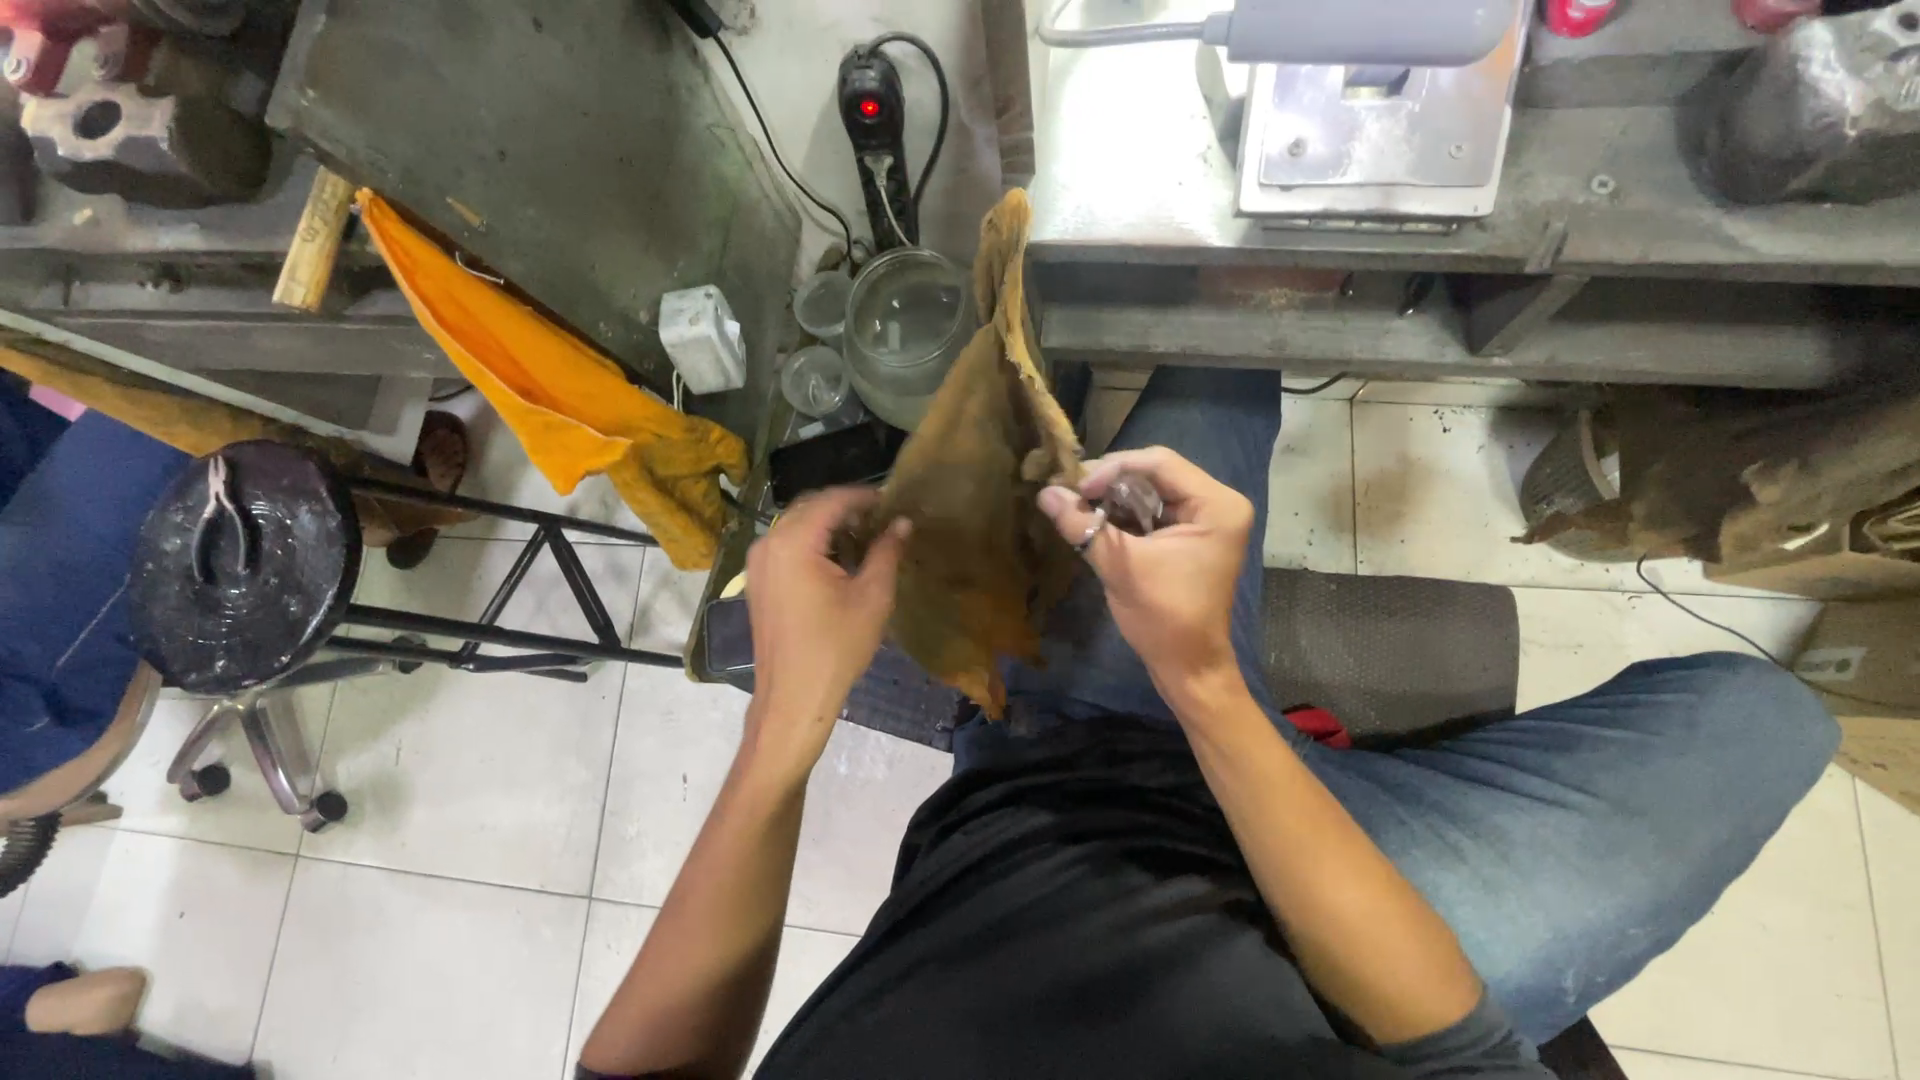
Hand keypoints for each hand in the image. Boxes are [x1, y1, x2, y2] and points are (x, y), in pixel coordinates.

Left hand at [743, 488, 909, 777]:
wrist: (794, 697)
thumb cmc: (837, 647)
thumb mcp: (872, 596)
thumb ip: (887, 551)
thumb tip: (902, 522)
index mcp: (794, 542)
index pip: (833, 500)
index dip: (865, 496)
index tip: (893, 501)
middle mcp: (769, 543)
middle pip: (810, 507)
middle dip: (846, 508)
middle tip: (881, 519)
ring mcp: (758, 563)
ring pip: (797, 525)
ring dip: (829, 525)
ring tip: (865, 540)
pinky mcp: (757, 582)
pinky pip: (786, 546)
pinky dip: (812, 543)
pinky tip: (838, 562)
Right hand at [1037, 447, 1251, 687]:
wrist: (1188, 666)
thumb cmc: (1164, 618)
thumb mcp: (1120, 567)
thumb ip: (1083, 526)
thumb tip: (1043, 493)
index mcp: (1216, 504)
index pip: (1159, 462)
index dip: (1112, 469)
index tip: (1076, 490)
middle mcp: (1216, 503)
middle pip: (1154, 472)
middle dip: (1109, 481)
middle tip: (1070, 494)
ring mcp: (1204, 519)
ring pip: (1149, 490)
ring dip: (1112, 497)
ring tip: (1076, 505)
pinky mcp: (1188, 535)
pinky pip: (1150, 511)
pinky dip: (1122, 514)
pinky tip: (1093, 519)